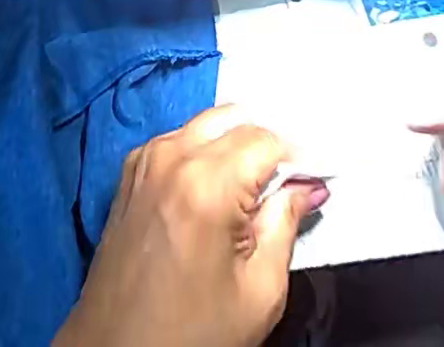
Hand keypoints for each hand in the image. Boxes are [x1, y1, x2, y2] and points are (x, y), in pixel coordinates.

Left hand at [55, 105, 328, 346]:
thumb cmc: (191, 332)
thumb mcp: (259, 290)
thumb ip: (286, 223)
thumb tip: (307, 186)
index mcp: (206, 183)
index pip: (266, 139)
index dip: (296, 158)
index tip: (311, 179)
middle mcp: (172, 155)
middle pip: (235, 119)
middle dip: (265, 145)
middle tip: (283, 186)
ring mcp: (147, 156)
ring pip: (206, 122)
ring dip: (234, 143)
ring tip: (249, 192)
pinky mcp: (132, 167)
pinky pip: (179, 138)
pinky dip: (203, 150)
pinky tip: (213, 190)